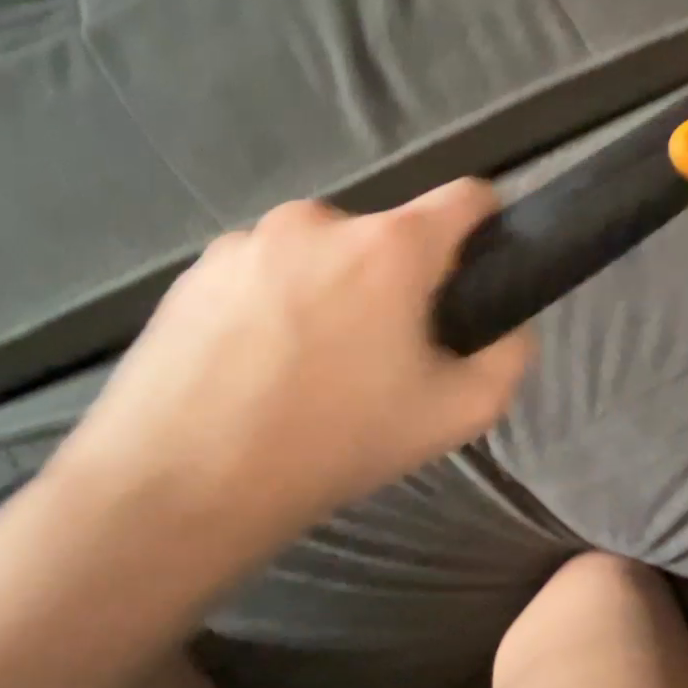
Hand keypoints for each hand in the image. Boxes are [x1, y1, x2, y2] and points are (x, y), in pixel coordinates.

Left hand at [54, 179, 533, 543]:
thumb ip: (511, 352)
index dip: (489, 226)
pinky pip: (269, 272)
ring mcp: (245, 244)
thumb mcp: (465, 410)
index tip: (482, 273)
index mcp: (391, 246)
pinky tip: (264, 365)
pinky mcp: (191, 274)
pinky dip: (282, 303)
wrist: (175, 490)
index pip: (468, 196)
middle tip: (392, 347)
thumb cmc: (337, 440)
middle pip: (393, 233)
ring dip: (341, 288)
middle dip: (406, 276)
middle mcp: (318, 222)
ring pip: (328, 253)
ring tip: (319, 361)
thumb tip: (507, 325)